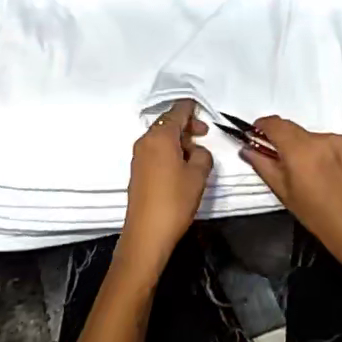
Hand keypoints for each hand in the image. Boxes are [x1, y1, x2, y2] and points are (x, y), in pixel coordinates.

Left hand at [119, 100, 211, 274]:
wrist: (147, 233)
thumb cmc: (175, 200)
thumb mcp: (198, 176)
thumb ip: (203, 155)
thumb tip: (197, 151)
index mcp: (160, 136)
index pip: (177, 111)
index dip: (191, 108)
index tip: (202, 109)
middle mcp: (145, 140)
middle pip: (167, 122)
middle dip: (186, 125)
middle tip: (204, 134)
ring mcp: (138, 155)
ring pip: (161, 137)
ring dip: (178, 140)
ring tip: (196, 155)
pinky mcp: (137, 169)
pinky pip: (155, 150)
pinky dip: (169, 150)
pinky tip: (181, 166)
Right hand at [242, 116, 341, 270]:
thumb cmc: (313, 212)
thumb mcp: (281, 190)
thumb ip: (261, 164)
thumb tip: (246, 149)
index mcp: (298, 150)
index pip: (274, 124)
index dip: (262, 126)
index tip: (256, 133)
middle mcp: (318, 139)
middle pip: (291, 128)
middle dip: (281, 138)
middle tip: (277, 156)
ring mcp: (337, 139)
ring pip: (308, 135)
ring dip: (302, 145)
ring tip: (306, 169)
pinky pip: (326, 140)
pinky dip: (320, 149)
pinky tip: (324, 168)